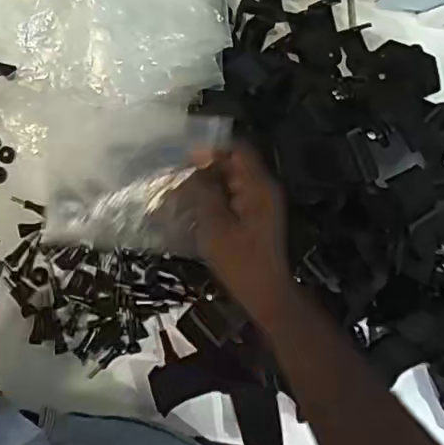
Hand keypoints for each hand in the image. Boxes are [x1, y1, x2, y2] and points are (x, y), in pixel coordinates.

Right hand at [182, 145, 297, 326]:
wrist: (266, 296)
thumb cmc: (241, 261)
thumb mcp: (216, 223)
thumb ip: (203, 189)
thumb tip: (192, 164)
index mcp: (258, 186)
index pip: (236, 149)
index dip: (211, 148)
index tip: (185, 158)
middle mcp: (262, 188)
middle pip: (231, 163)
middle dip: (203, 168)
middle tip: (176, 177)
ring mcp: (259, 202)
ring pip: (228, 180)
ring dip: (205, 184)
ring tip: (179, 193)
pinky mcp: (253, 216)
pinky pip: (230, 195)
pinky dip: (212, 197)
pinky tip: (192, 208)